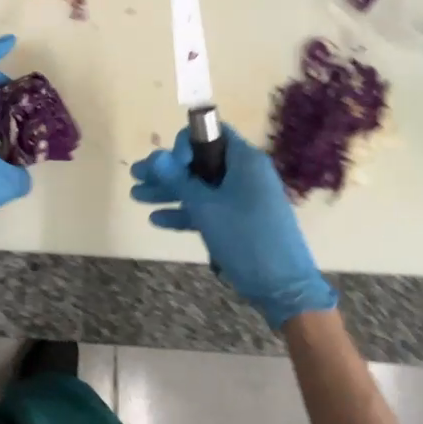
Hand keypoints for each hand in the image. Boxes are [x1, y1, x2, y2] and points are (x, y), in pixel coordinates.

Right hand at [130, 126, 337, 330]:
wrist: (285, 289)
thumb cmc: (245, 238)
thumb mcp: (206, 207)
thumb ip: (178, 179)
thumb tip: (156, 155)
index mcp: (245, 160)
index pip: (210, 134)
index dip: (184, 144)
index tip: (168, 164)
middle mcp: (246, 174)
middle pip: (200, 162)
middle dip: (166, 170)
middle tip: (136, 177)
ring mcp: (245, 199)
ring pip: (201, 187)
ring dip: (170, 191)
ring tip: (137, 196)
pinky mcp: (242, 221)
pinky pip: (210, 208)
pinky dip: (187, 211)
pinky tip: (158, 219)